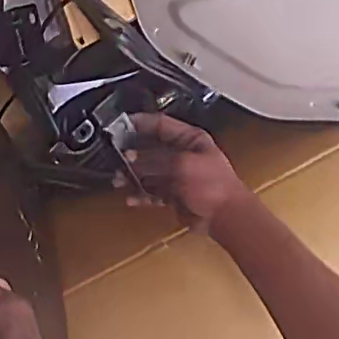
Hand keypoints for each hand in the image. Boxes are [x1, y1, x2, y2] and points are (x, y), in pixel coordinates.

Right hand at [114, 113, 256, 232]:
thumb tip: (129, 157)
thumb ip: (153, 160)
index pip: (160, 125)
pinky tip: (131, 198)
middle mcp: (182, 155)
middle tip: (114, 157)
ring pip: (148, 172)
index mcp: (190, 139)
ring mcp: (177, 175)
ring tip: (118, 181)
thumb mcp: (181, 165)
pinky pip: (152, 192)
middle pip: (150, 149)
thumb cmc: (211, 184)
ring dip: (132, 177)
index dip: (140, 123)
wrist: (225, 215)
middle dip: (131, 154)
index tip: (120, 124)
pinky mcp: (174, 195)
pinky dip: (141, 195)